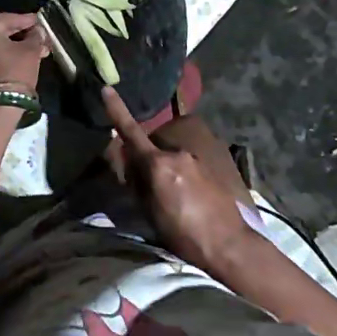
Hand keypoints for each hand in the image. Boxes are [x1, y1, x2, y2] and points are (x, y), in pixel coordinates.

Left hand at [0, 12, 48, 93]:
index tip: (40, 20)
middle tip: (39, 35)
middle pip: (1, 30)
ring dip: (16, 44)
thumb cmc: (15, 73)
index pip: (8, 18)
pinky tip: (22, 56)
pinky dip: (6, 52)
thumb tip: (38, 30)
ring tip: (36, 48)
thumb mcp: (30, 51)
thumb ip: (35, 36)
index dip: (26, 19)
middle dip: (22, 33)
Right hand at [102, 86, 256, 274]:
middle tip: (144, 187)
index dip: (117, 110)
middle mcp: (178, 153)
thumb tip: (127, 162)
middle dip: (145, 158)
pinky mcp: (211, 167)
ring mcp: (197, 158)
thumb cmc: (183, 235)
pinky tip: (189, 200)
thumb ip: (136, 182)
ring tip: (171, 199)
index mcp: (158, 164)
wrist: (229, 247)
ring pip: (170, 156)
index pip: (131, 132)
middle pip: (152, 147)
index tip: (106, 88)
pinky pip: (186, 164)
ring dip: (164, 168)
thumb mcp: (149, 212)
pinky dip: (180, 174)